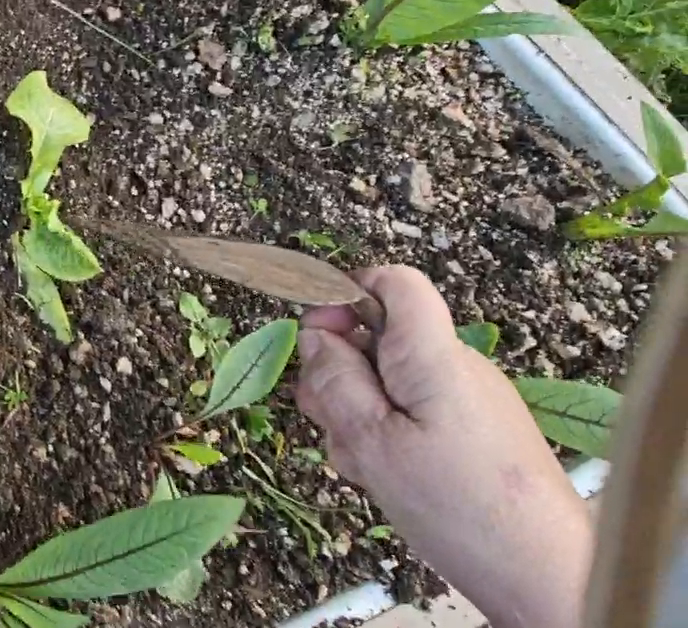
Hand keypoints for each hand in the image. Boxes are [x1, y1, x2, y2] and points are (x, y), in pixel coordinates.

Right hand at [295, 265, 591, 627]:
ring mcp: (464, 400)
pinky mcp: (470, 430)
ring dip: (354, 410)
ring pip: (382, 378)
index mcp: (434, 358)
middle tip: (332, 421)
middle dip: (336, 371)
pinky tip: (383, 471)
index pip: (395, 283)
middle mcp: (454, 367)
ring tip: (363, 458)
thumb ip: (334, 379)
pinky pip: (406, 409)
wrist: (549, 583)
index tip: (318, 334)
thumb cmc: (457, 507)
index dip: (346, 291)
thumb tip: (317, 336)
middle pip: (374, 337)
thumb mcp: (370, 440)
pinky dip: (381, 432)